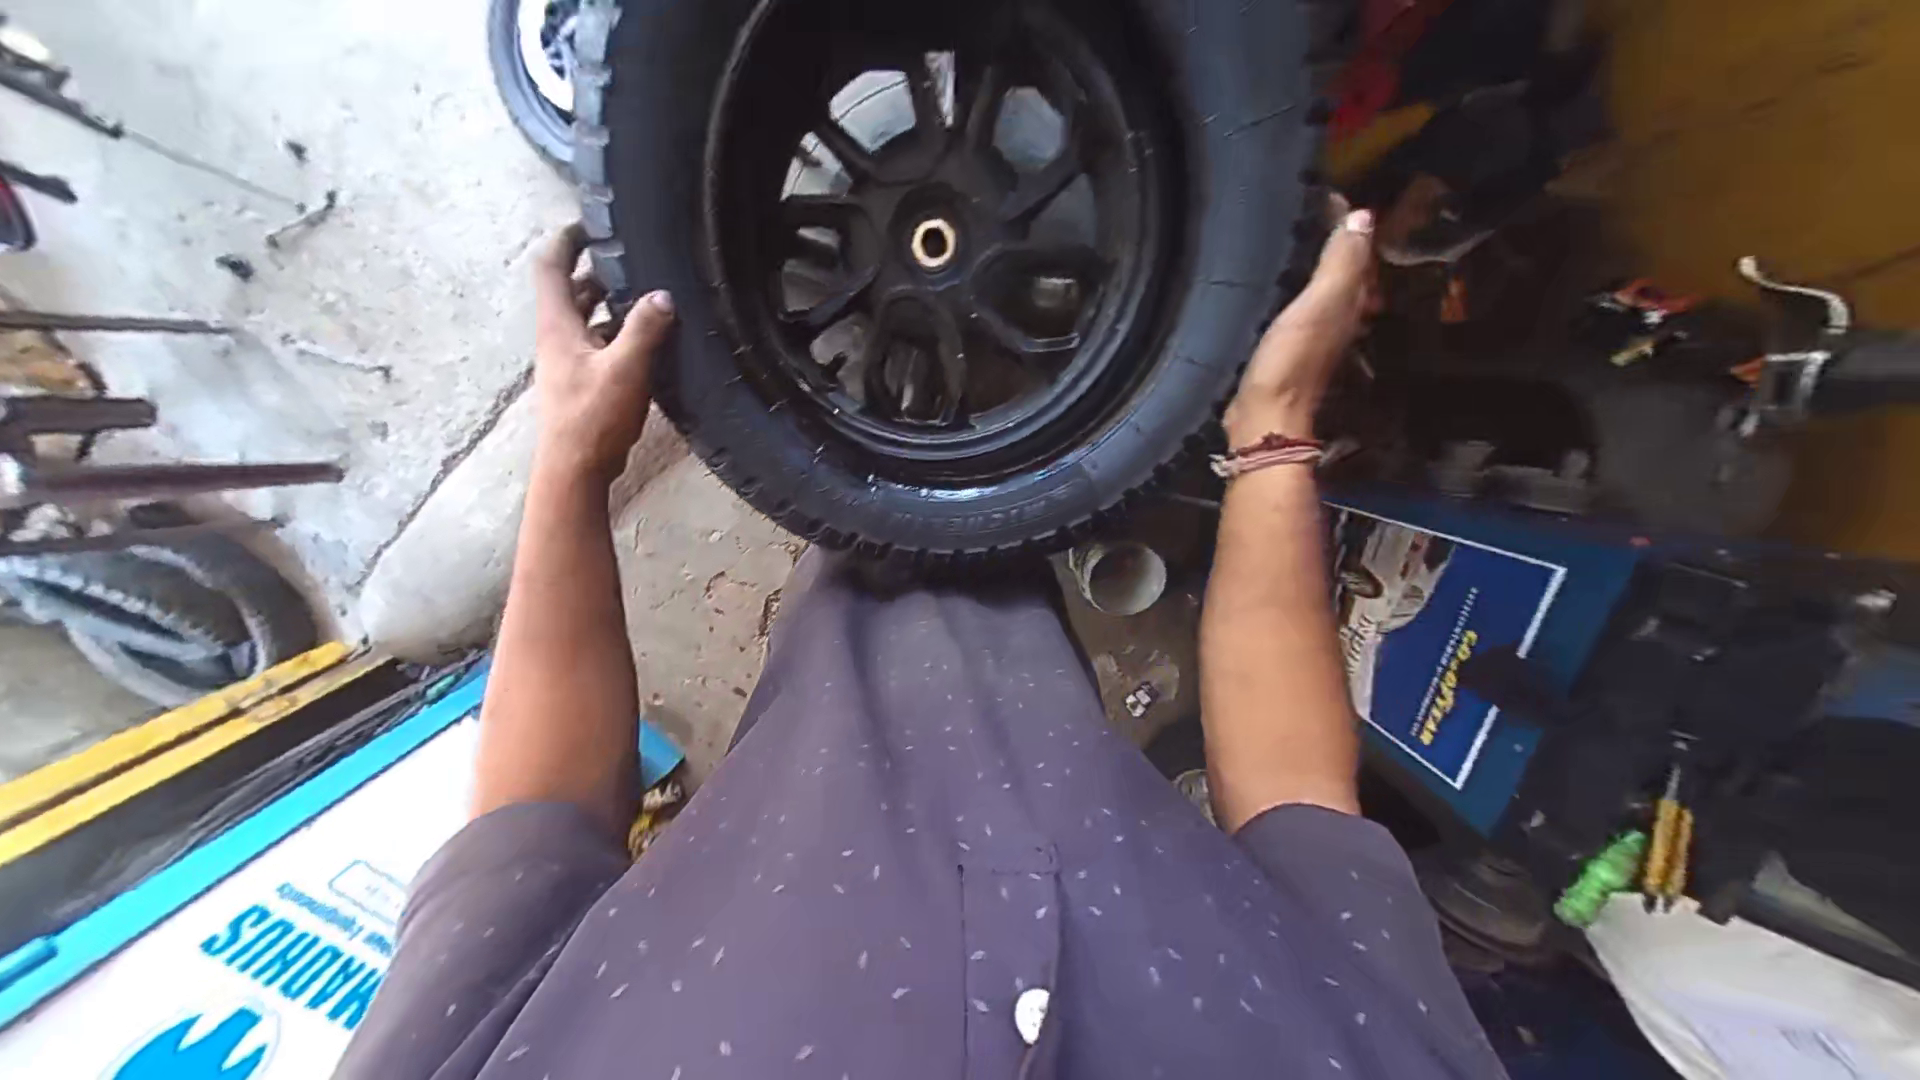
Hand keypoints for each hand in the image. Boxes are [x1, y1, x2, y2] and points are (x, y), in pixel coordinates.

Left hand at [531, 223, 675, 482]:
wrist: (576, 465)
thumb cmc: (593, 415)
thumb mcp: (625, 368)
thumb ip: (645, 330)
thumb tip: (663, 296)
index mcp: (557, 325)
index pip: (550, 265)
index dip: (567, 240)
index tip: (592, 225)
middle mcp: (559, 337)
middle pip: (571, 291)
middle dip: (598, 273)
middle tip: (633, 262)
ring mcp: (570, 361)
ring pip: (587, 320)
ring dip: (611, 306)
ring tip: (647, 299)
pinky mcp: (585, 382)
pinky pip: (600, 345)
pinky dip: (619, 335)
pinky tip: (648, 343)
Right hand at [1222, 206, 1376, 447]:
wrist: (1263, 415)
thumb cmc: (1292, 360)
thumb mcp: (1320, 305)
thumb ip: (1340, 263)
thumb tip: (1363, 215)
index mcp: (1352, 301)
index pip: (1356, 249)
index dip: (1345, 221)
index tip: (1322, 195)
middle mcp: (1339, 316)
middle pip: (1340, 270)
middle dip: (1328, 241)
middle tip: (1301, 213)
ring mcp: (1312, 336)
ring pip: (1318, 289)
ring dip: (1307, 267)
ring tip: (1284, 242)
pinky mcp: (1285, 350)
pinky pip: (1294, 309)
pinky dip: (1289, 292)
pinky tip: (1271, 286)